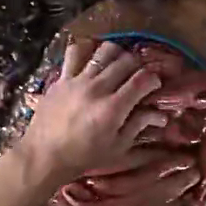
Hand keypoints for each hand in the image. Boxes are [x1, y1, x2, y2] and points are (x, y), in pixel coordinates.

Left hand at [15, 39, 166, 185]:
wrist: (44, 156)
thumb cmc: (84, 156)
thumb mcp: (117, 147)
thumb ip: (138, 125)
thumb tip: (160, 114)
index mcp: (113, 108)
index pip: (142, 80)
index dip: (153, 79)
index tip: (154, 84)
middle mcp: (97, 89)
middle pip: (126, 61)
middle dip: (138, 65)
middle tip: (137, 75)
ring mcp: (77, 80)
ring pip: (104, 51)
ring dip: (116, 54)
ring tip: (117, 63)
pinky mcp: (62, 78)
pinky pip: (75, 53)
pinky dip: (87, 49)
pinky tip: (92, 56)